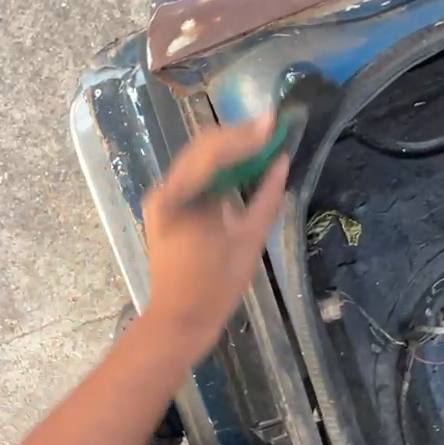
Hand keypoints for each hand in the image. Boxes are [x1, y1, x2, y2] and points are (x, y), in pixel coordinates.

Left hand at [139, 115, 290, 354]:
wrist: (178, 320)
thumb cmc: (214, 289)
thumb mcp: (248, 243)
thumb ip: (267, 199)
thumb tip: (282, 164)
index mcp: (179, 199)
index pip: (214, 152)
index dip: (247, 135)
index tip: (275, 124)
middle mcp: (164, 192)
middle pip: (202, 149)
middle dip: (239, 136)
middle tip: (273, 128)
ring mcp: (162, 199)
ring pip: (197, 160)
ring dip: (230, 149)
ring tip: (263, 142)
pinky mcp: (166, 208)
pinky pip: (194, 178)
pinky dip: (219, 169)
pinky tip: (243, 166)